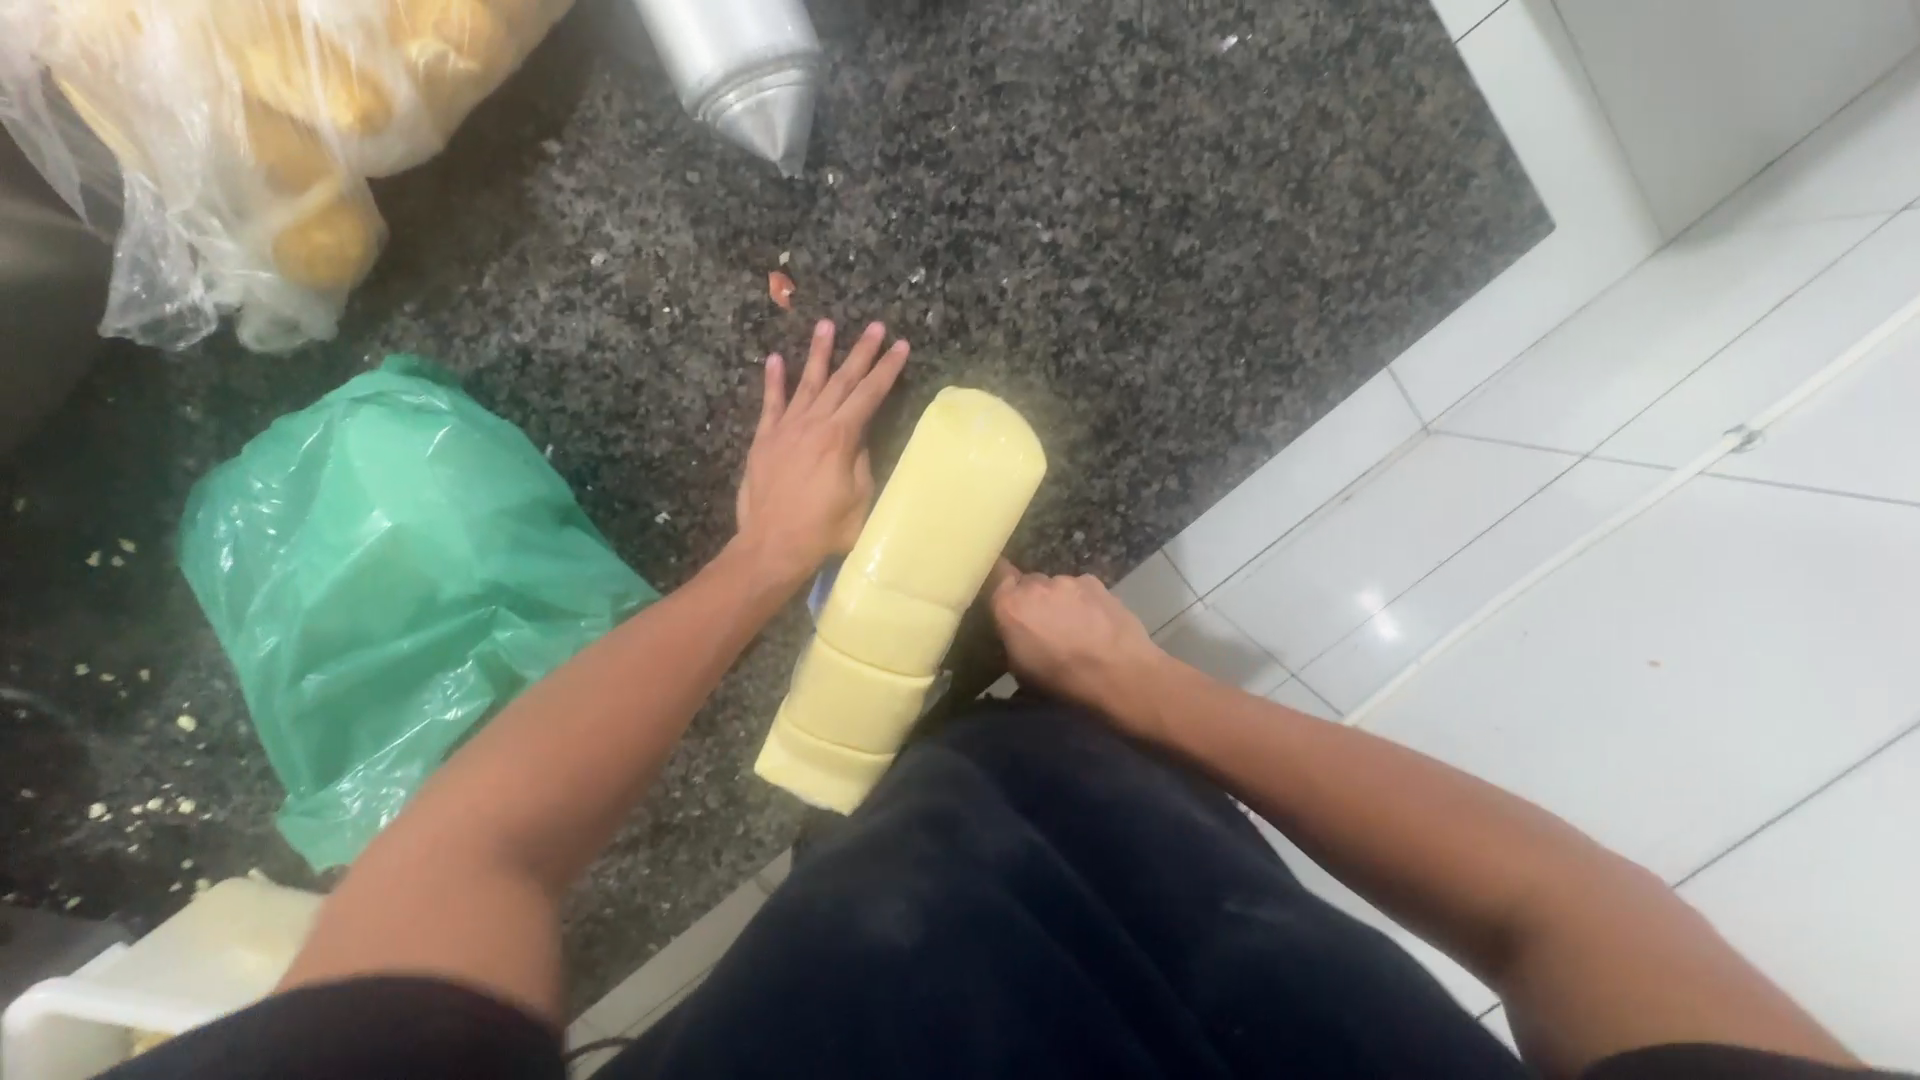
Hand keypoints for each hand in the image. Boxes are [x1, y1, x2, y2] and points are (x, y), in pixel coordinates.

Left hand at [735, 319, 908, 590]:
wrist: (774, 544)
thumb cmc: (825, 529)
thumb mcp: (860, 499)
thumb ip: (861, 462)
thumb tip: (858, 439)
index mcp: (841, 437)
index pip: (870, 394)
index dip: (887, 369)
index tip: (900, 346)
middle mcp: (814, 424)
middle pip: (842, 380)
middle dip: (861, 352)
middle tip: (875, 327)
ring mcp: (786, 429)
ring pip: (806, 383)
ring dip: (819, 353)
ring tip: (826, 325)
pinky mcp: (765, 441)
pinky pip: (770, 404)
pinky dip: (774, 381)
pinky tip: (777, 359)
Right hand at [988, 559, 1168, 734]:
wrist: (1119, 674)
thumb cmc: (1063, 681)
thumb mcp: (1021, 672)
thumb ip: (1011, 642)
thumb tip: (1013, 635)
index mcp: (1010, 606)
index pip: (996, 578)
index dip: (1003, 590)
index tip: (1008, 604)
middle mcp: (1035, 585)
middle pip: (1027, 583)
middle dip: (1032, 600)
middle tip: (1043, 625)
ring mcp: (1067, 581)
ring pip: (1056, 586)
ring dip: (1059, 601)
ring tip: (1075, 627)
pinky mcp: (1095, 582)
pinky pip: (1080, 588)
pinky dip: (1083, 601)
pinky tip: (1095, 622)